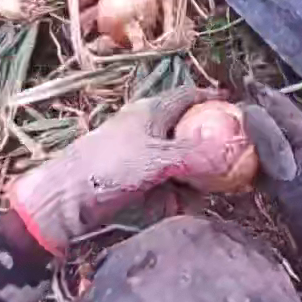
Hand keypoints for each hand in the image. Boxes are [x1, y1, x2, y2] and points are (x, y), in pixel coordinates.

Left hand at [8, 87, 228, 255]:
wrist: (64, 200)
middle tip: (230, 165)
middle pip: (188, 132)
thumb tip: (235, 147)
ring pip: (179, 161)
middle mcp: (147, 129)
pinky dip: (175, 193)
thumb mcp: (156, 159)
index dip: (213, 100)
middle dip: (208, 149)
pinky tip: (177, 204)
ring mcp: (140, 155)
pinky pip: (165, 182)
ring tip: (200, 192)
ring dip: (192, 176)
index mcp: (150, 111)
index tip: (237, 111)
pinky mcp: (134, 179)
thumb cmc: (107, 168)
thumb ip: (195, 154)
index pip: (189, 97)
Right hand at [242, 84, 301, 295]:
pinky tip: (240, 160)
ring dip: (254, 133)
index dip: (258, 93)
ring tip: (226, 129)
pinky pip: (275, 159)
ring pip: (275, 139)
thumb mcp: (289, 177)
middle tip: (224, 107)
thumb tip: (249, 108)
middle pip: (278, 119)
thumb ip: (270, 142)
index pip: (280, 105)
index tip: (234, 83)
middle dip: (254, 110)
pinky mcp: (300, 179)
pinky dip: (258, 155)